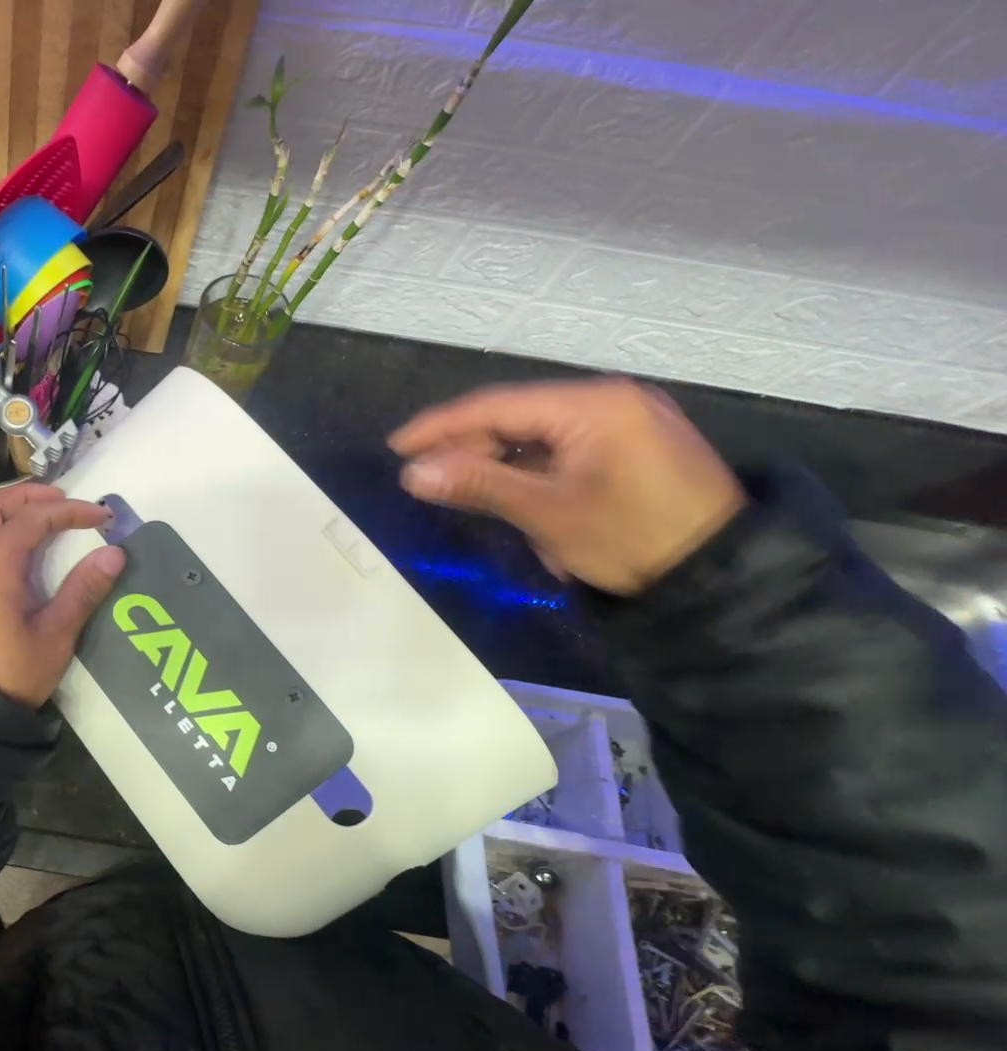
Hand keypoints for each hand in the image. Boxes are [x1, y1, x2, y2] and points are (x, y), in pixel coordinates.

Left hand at [0, 484, 127, 705]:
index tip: (100, 517)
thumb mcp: (56, 634)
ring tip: (44, 519)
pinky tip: (21, 552)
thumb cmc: (12, 673)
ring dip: (10, 512)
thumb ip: (83, 590)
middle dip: (28, 496)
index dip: (69, 510)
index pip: (34, 518)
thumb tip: (114, 553)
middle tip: (63, 501)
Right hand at [387, 378, 745, 594]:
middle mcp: (610, 398)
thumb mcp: (548, 513)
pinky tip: (510, 488)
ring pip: (538, 430)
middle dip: (468, 445)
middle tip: (426, 477)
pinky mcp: (634, 443)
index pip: (495, 405)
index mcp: (592, 404)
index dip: (439, 426)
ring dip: (497, 457)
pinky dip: (531, 465)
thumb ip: (478, 484)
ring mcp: (626, 419)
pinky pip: (564, 444)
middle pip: (516, 414)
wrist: (727, 576)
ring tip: (461, 486)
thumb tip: (412, 472)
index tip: (396, 447)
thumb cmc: (634, 539)